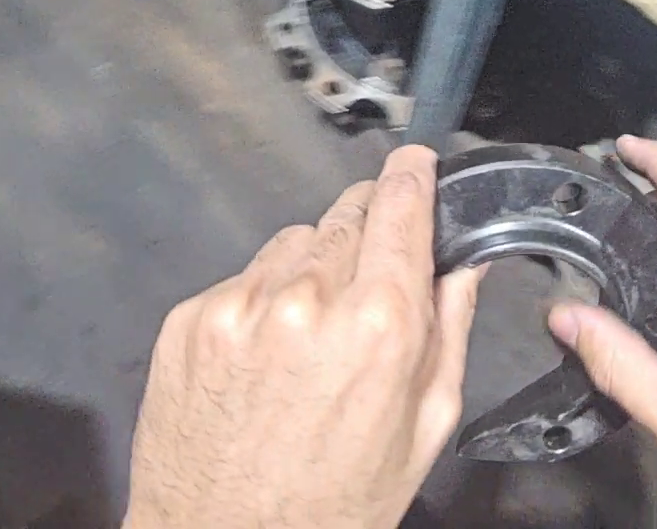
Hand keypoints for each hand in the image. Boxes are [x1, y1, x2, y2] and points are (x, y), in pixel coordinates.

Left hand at [125, 146, 483, 528]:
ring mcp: (242, 303)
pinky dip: (263, 297)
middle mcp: (309, 298)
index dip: (413, 173)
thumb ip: (450, 326)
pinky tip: (263, 352)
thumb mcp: (424, 425)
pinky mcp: (192, 316)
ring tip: (308, 334)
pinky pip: (246, 275)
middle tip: (365, 283)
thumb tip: (464, 260)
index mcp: (379, 323)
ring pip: (297, 241)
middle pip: (350, 214)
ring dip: (313, 267)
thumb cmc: (337, 502)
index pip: (401, 204)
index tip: (416, 160)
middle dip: (367, 232)